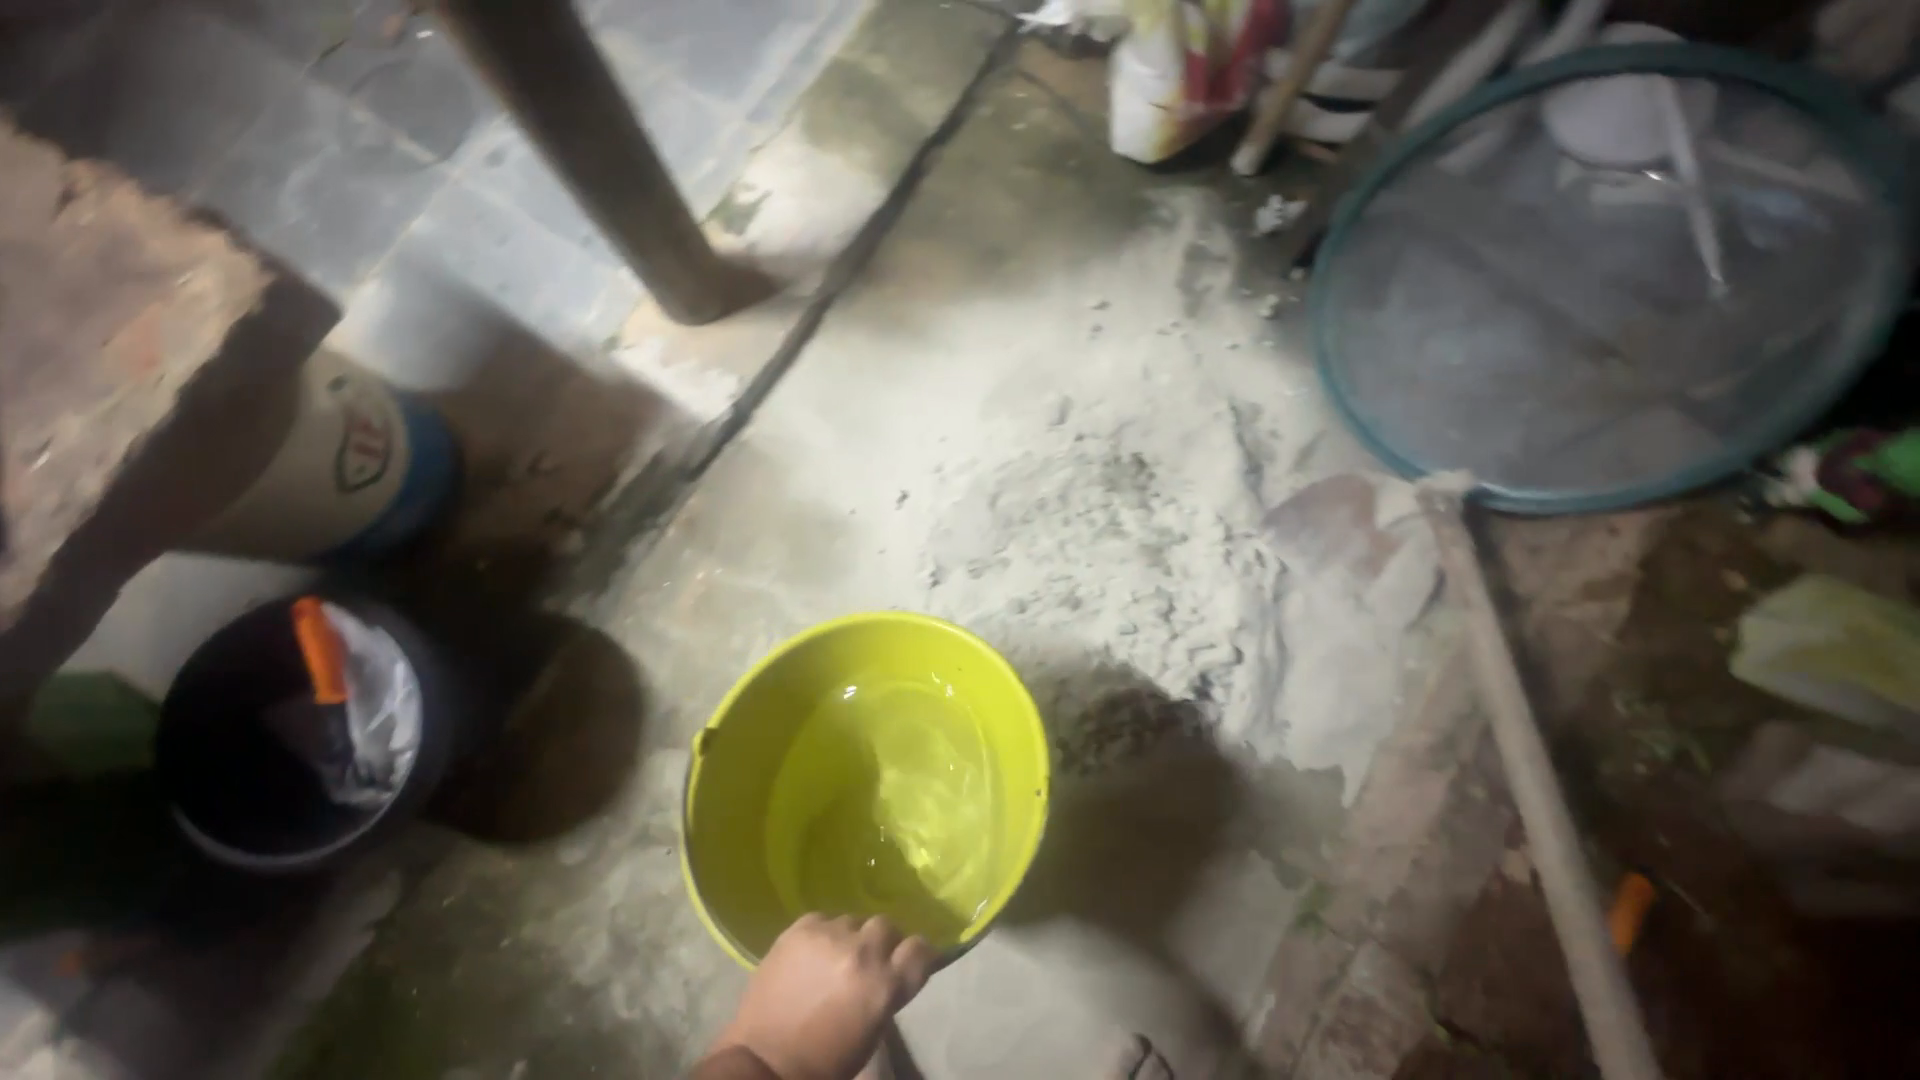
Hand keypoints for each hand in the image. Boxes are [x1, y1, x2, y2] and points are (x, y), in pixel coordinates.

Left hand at [711, 914, 938, 1079]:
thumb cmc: (825, 1061)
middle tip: (870, 960)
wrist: (764, 1062)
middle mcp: (862, 952)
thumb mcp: (873, 1032)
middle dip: (883, 942)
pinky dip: (824, 933)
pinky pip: (824, 918)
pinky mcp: (799, 929)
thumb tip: (896, 969)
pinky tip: (814, 953)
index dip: (919, 954)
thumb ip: (890, 992)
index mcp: (884, 984)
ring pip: (854, 919)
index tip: (912, 960)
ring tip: (837, 956)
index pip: (920, 948)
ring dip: (852, 936)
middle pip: (887, 926)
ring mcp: (829, 936)